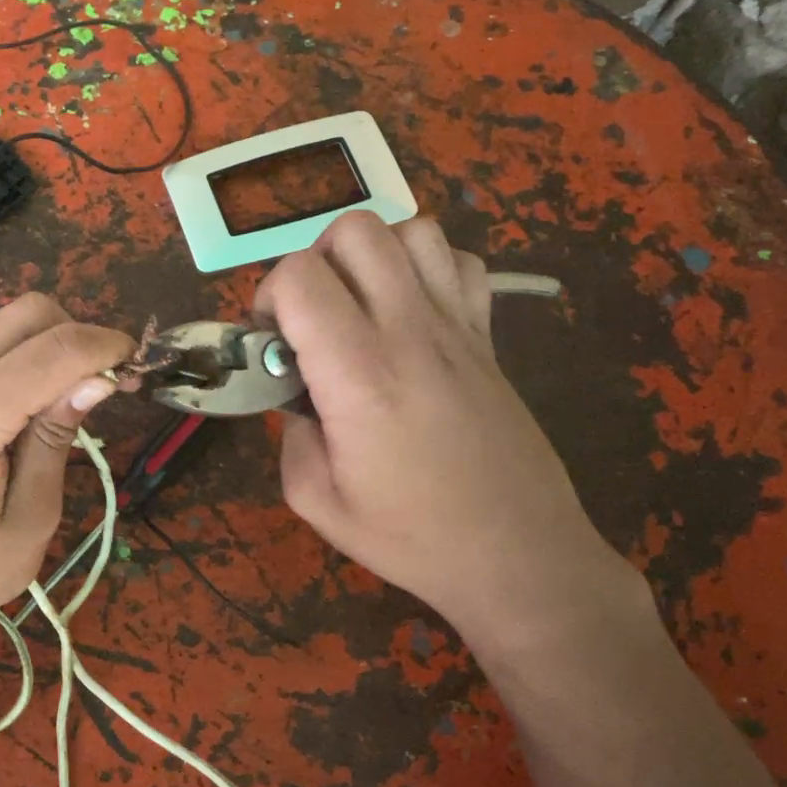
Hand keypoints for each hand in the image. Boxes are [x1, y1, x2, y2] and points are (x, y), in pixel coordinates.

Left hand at [0, 294, 136, 647]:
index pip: (51, 351)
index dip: (105, 348)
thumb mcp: (30, 518)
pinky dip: (26, 356)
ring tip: (80, 394)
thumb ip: (57, 438)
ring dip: (53, 343)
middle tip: (109, 383)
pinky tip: (42, 400)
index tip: (140, 371)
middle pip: (27, 314)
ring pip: (7, 323)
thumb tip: (98, 377)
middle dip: (79, 336)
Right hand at [255, 212, 646, 650]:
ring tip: (357, 309)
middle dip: (313, 264)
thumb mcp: (312, 498)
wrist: (518, 555)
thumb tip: (295, 394)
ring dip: (370, 258)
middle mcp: (410, 333)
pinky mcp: (488, 338)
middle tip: (309, 320)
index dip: (268, 299)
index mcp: (358, 374)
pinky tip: (408, 315)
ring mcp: (458, 328)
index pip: (300, 277)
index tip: (272, 346)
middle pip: (354, 231)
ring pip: (412, 231)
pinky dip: (426, 270)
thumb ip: (289, 432)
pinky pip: (460, 264)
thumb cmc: (409, 535)